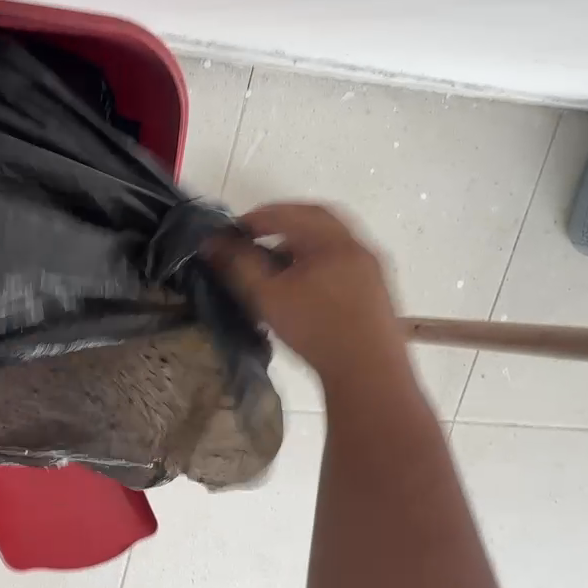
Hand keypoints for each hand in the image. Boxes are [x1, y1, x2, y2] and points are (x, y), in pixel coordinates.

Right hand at [207, 203, 410, 388]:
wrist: (369, 373)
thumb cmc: (315, 329)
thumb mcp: (266, 295)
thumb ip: (237, 264)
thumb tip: (211, 242)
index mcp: (333, 241)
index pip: (289, 213)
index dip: (255, 217)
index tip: (232, 231)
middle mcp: (357, 246)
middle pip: (316, 218)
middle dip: (281, 221)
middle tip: (253, 233)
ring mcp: (371, 267)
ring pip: (330, 239)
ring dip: (299, 239)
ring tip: (273, 258)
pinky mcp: (376, 288)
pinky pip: (340, 257)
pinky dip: (315, 256)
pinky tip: (299, 281)